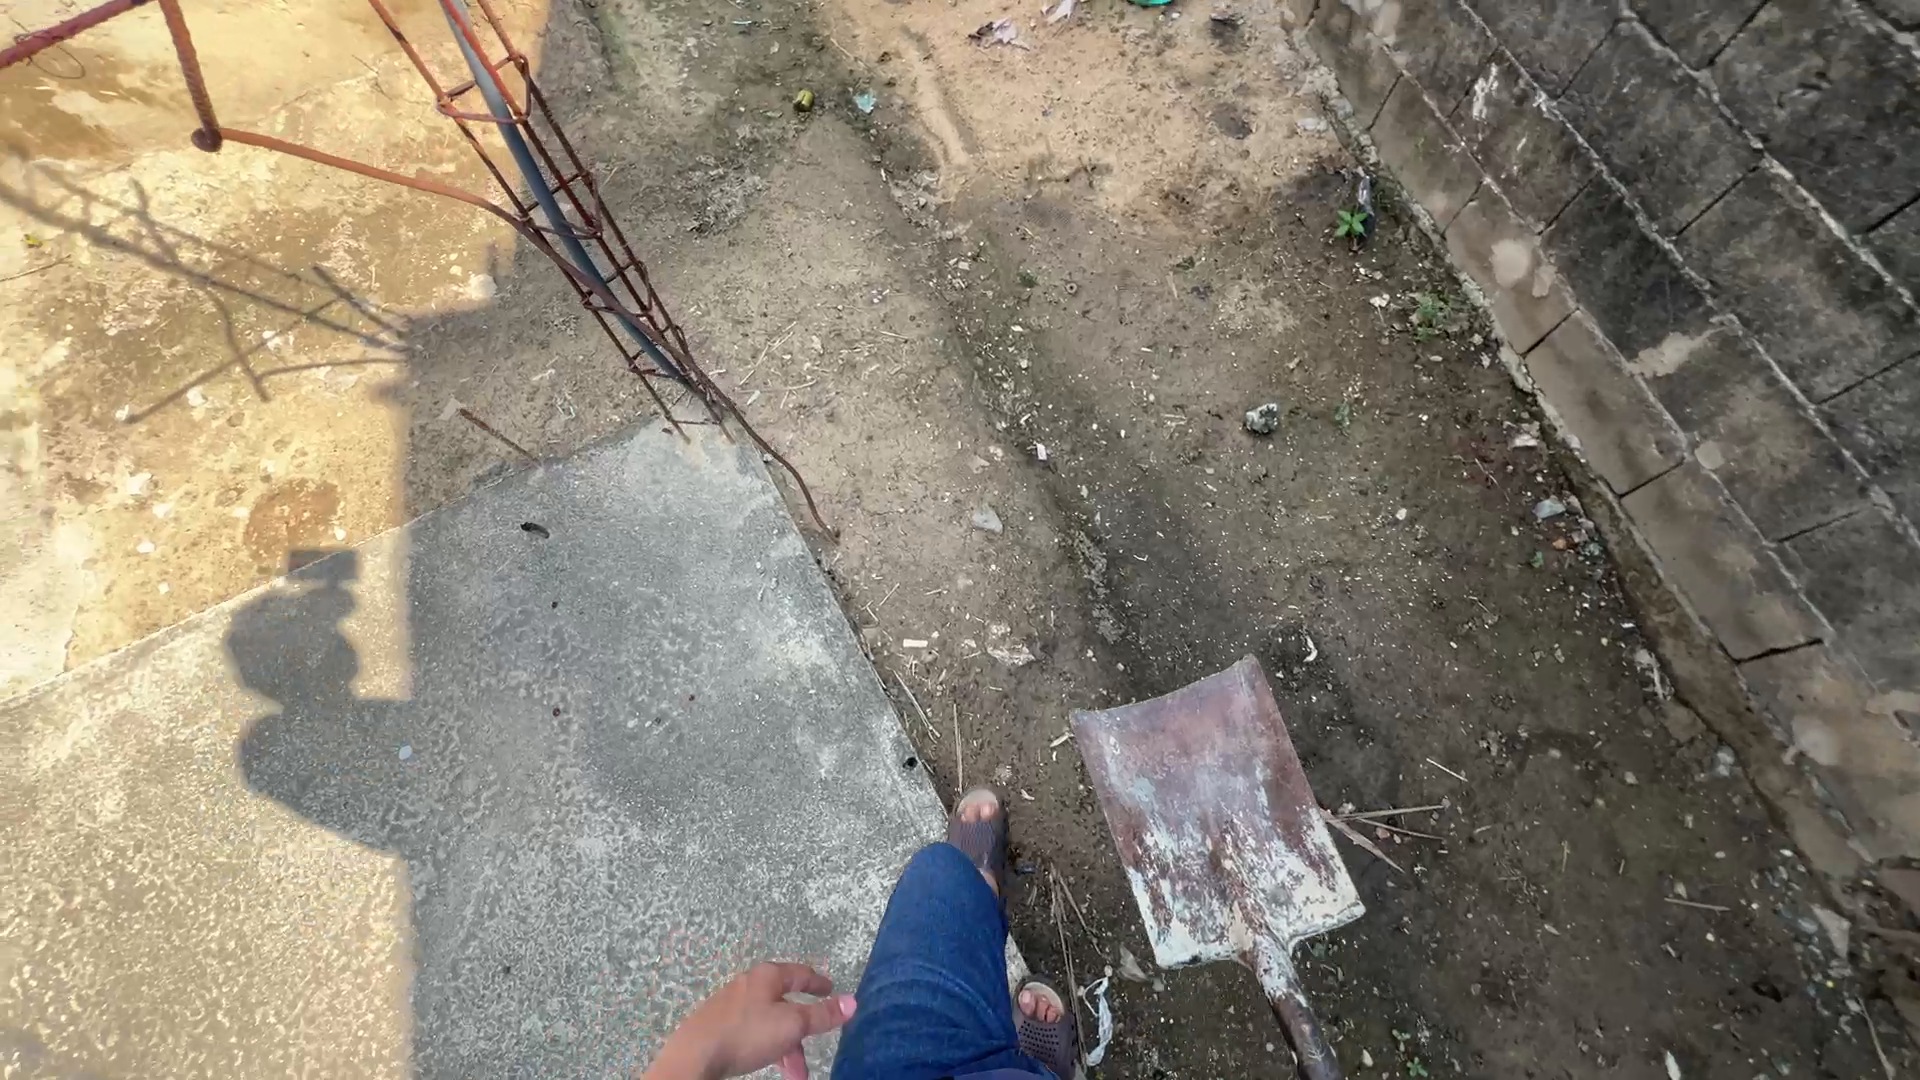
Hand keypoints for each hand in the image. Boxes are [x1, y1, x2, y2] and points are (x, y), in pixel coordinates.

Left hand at [642, 963, 856, 1079]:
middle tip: (807, 1061)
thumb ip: (822, 1015)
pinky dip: (764, 1047)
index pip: (800, 973)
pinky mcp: (715, 1025)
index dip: (817, 983)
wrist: (692, 1058)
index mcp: (768, 976)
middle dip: (800, 1034)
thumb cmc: (747, 1034)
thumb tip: (852, 1001)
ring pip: (767, 1022)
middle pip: (784, 1004)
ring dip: (783, 1048)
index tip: (830, 989)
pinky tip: (763, 1062)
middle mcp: (749, 983)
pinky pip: (750, 1032)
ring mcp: (729, 1004)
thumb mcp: (792, 1026)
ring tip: (791, 1075)